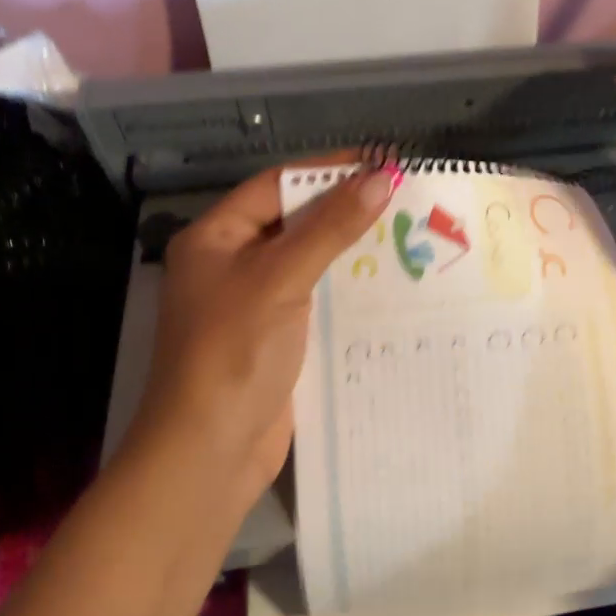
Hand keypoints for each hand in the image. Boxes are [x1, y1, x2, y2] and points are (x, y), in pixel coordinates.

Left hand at [131, 160, 398, 494]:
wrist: (208, 453)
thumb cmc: (233, 352)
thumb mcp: (281, 279)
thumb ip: (330, 228)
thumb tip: (381, 179)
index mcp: (216, 237)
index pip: (276, 186)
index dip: (327, 171)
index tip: (379, 162)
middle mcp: (231, 263)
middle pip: (293, 220)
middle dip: (344, 208)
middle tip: (401, 197)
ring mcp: (253, 302)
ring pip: (308, 260)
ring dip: (350, 247)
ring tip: (406, 233)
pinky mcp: (276, 336)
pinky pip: (316, 297)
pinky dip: (347, 286)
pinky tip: (388, 282)